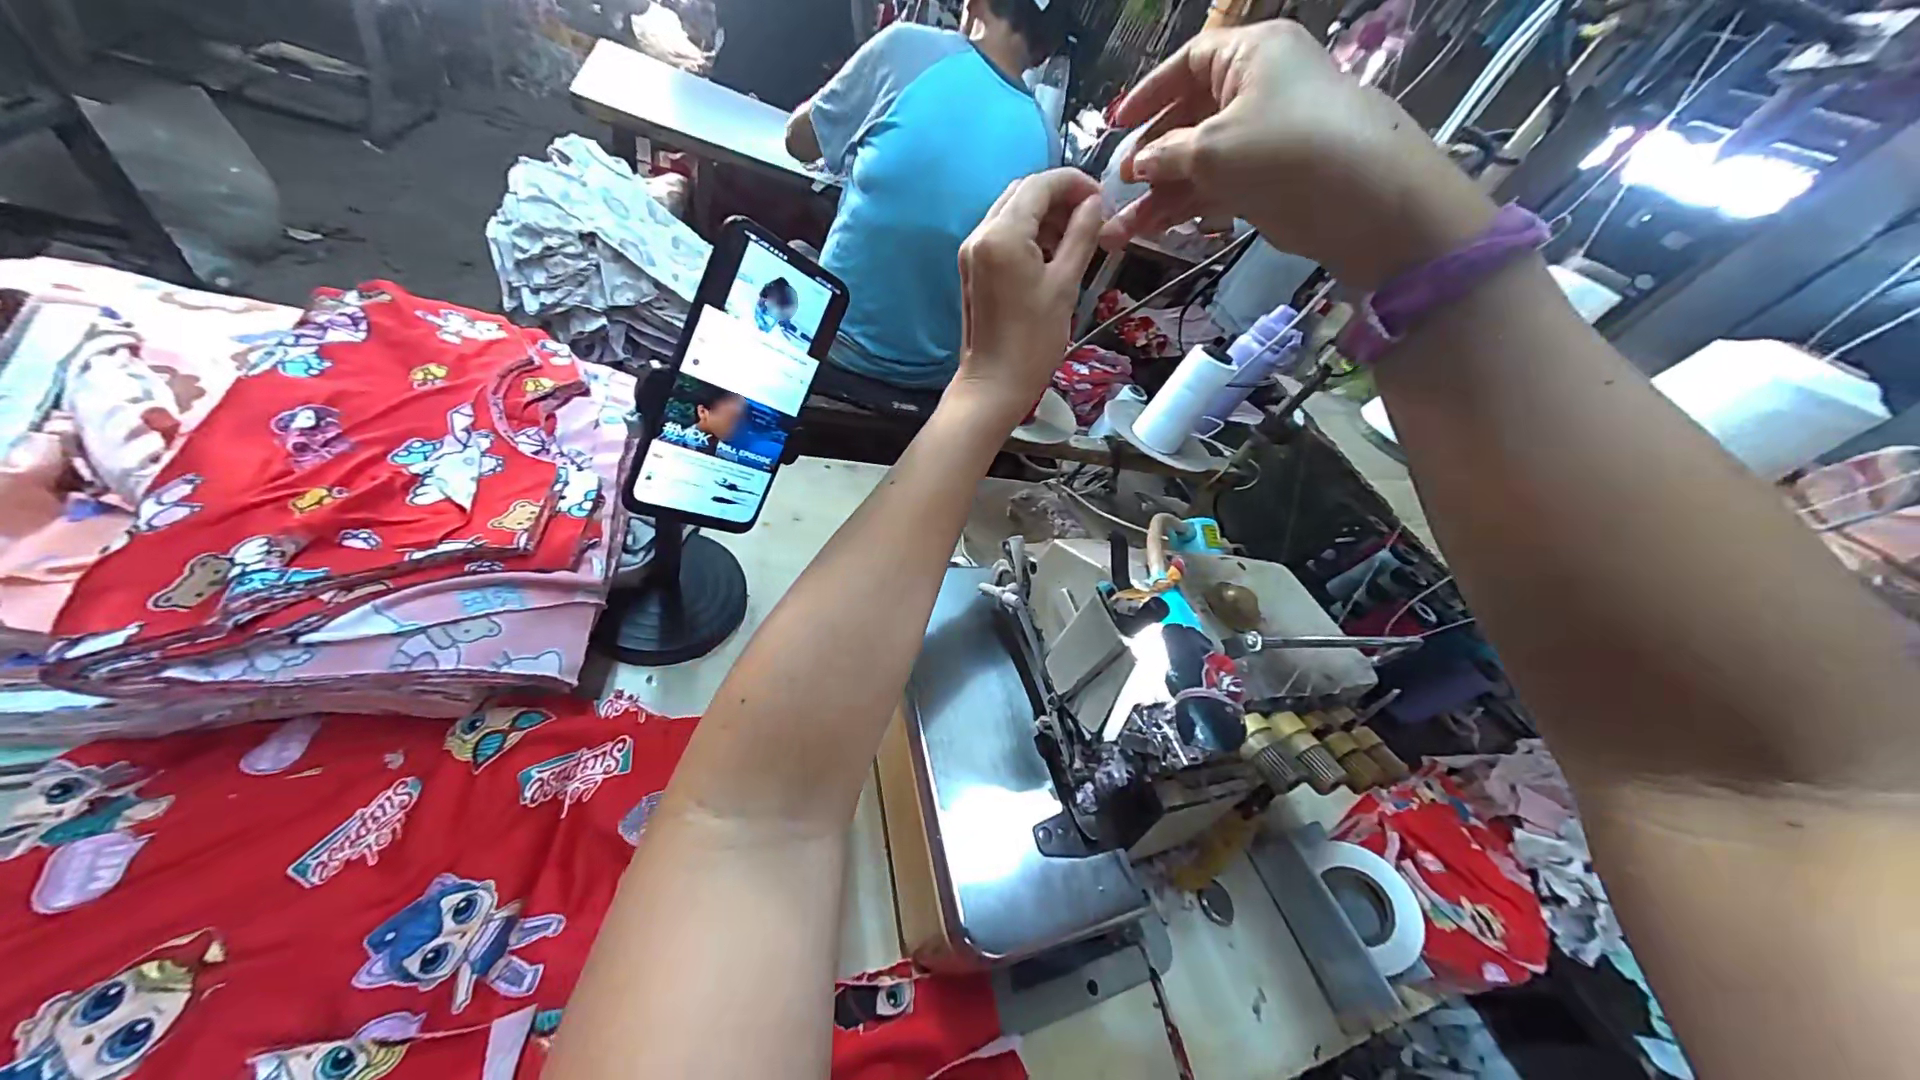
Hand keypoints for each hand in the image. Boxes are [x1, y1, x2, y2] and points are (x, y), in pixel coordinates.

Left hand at [952, 169, 1104, 420]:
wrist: (994, 383)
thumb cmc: (1033, 340)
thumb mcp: (1065, 284)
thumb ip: (1081, 235)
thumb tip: (1094, 204)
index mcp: (1002, 234)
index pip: (1040, 184)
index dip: (1074, 183)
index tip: (1101, 198)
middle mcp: (980, 234)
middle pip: (1023, 193)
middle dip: (1058, 197)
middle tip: (1090, 218)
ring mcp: (971, 251)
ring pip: (1011, 211)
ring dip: (1043, 215)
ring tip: (1075, 239)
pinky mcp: (971, 268)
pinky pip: (1001, 234)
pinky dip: (1027, 234)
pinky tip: (1051, 254)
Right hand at [1101, 20, 1498, 290]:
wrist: (1357, 198)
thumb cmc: (1281, 149)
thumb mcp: (1211, 147)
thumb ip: (1166, 155)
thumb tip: (1139, 165)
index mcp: (1249, 55)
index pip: (1188, 64)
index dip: (1149, 95)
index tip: (1118, 126)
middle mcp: (1255, 90)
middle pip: (1188, 119)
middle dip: (1151, 157)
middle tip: (1120, 187)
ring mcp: (1259, 139)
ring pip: (1197, 162)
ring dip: (1159, 195)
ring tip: (1123, 227)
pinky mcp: (1263, 180)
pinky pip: (1213, 187)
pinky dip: (1184, 206)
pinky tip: (1153, 229)